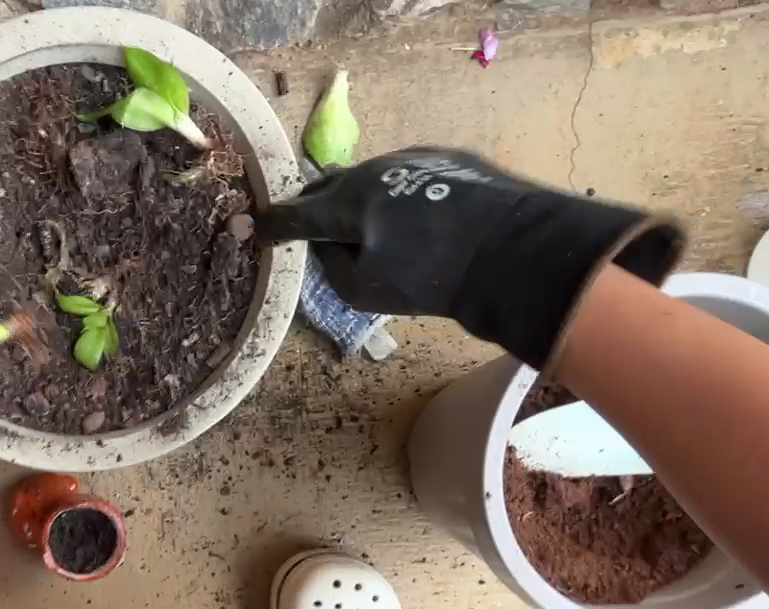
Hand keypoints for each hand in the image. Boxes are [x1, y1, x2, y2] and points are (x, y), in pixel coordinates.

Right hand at [256, 148, 683, 367]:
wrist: (513, 253)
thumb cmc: (427, 281)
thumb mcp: (359, 288)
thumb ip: (330, 263)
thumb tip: (325, 243)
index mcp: (347, 202)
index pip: (297, 215)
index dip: (272, 225)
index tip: (255, 228)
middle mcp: (374, 170)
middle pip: (328, 187)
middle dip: (310, 207)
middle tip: (297, 223)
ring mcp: (413, 160)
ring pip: (364, 180)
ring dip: (349, 201)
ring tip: (346, 222)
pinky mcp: (445, 161)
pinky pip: (398, 178)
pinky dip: (384, 197)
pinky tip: (393, 218)